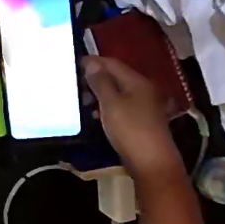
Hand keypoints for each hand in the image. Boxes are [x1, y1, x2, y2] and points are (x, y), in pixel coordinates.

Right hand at [82, 56, 181, 179]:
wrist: (151, 162)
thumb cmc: (130, 129)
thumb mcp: (111, 103)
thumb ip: (100, 82)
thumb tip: (91, 62)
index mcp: (137, 81)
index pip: (113, 63)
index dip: (94, 61)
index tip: (73, 64)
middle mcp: (143, 89)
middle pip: (116, 77)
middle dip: (95, 78)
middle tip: (74, 84)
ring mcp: (143, 105)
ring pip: (117, 92)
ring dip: (99, 93)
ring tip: (82, 100)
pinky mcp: (140, 119)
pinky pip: (120, 105)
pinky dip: (106, 106)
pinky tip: (95, 114)